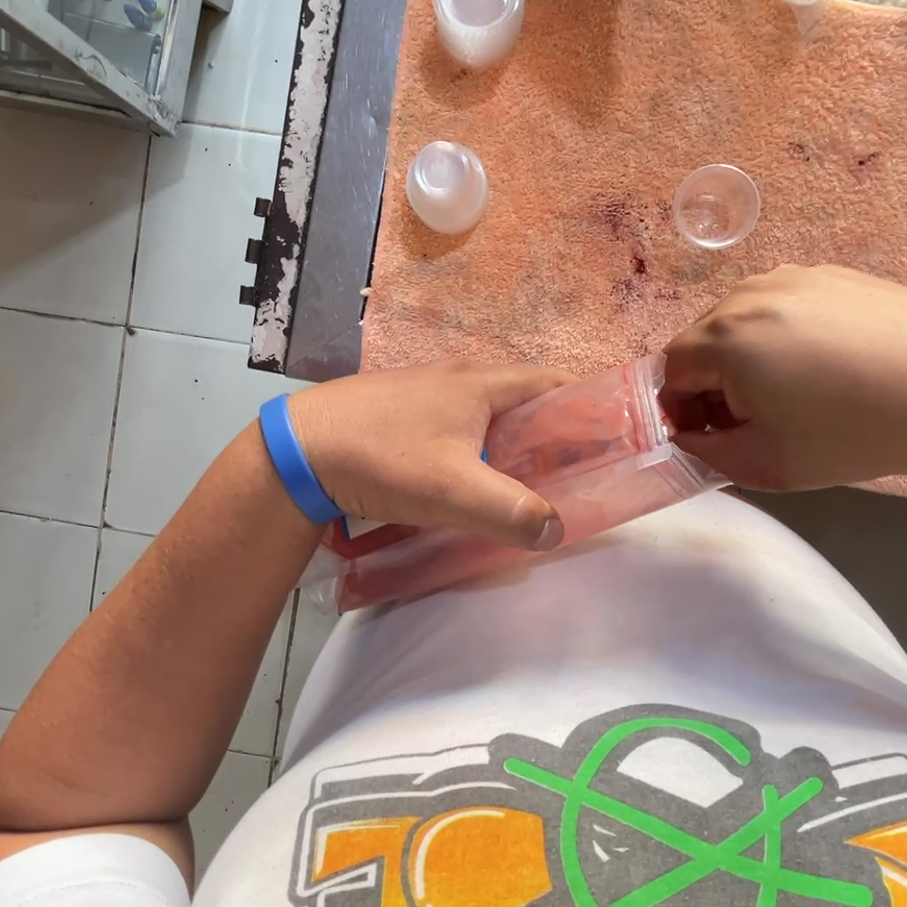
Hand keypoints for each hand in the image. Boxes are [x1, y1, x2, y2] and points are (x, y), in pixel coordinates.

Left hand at [286, 361, 573, 548]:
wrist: (299, 450)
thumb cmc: (382, 458)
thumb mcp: (452, 490)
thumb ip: (510, 510)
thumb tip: (557, 529)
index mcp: (480, 383)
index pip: (552, 383)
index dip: (585, 406)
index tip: (606, 440)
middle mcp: (457, 377)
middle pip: (521, 399)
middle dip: (550, 431)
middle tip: (569, 472)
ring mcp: (425, 391)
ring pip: (486, 413)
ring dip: (510, 440)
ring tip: (524, 480)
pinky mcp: (401, 411)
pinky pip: (456, 423)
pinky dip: (476, 445)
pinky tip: (468, 476)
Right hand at [660, 266, 906, 490]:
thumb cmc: (853, 433)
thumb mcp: (766, 464)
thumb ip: (705, 454)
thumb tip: (688, 437)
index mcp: (722, 337)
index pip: (669, 371)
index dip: (678, 410)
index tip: (710, 438)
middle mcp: (748, 294)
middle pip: (703, 342)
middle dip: (711, 385)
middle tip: (750, 423)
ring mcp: (794, 276)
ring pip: (742, 322)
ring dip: (746, 360)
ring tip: (793, 395)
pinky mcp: (835, 274)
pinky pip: (784, 307)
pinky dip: (785, 338)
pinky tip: (830, 369)